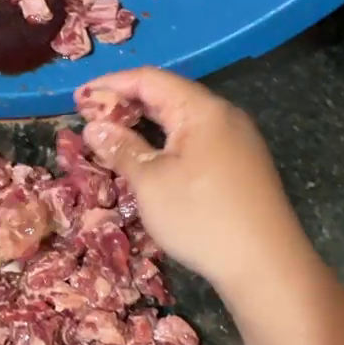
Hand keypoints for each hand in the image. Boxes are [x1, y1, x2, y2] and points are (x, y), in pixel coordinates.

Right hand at [78, 67, 314, 297]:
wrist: (266, 265)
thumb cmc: (201, 217)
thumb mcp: (150, 182)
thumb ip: (121, 148)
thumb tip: (94, 127)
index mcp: (202, 110)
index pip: (149, 80)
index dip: (110, 85)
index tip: (78, 98)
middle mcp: (223, 116)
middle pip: (167, 96)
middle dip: (125, 103)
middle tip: (88, 118)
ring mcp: (236, 141)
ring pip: (181, 120)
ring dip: (144, 124)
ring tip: (111, 137)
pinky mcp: (239, 165)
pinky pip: (194, 139)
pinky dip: (164, 141)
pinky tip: (147, 158)